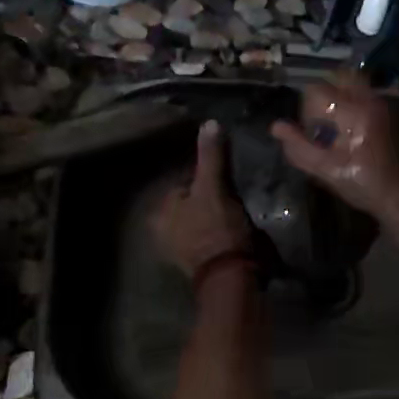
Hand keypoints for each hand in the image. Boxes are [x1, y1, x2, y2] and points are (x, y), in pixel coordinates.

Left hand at [152, 120, 252, 278]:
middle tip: (235, 195)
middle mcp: (163, 231)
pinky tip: (237, 231)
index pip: (183, 183)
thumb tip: (209, 122)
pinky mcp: (200, 264)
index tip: (226, 179)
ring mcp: (181, 250)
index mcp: (159, 211)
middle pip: (192, 203)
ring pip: (201, 221)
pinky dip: (220, 234)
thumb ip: (210, 158)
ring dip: (217, 216)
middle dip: (209, 198)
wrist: (232, 276)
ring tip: (240, 212)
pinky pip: (210, 239)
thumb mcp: (213, 189)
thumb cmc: (216, 230)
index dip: (205, 178)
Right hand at [270, 73, 398, 220]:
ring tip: (333, 126)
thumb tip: (276, 126)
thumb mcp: (326, 171)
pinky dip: (346, 102)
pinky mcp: (382, 110)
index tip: (313, 133)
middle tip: (322, 124)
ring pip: (348, 81)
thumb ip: (298, 148)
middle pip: (335, 77)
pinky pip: (358, 92)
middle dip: (322, 97)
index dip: (307, 110)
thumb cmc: (361, 184)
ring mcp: (378, 104)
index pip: (317, 90)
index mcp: (354, 114)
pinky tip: (345, 128)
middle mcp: (368, 101)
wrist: (396, 193)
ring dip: (335, 97)